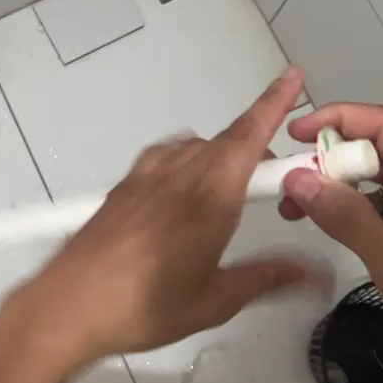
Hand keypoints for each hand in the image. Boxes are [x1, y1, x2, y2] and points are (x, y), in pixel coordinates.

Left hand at [0, 67, 331, 373]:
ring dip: (219, 157)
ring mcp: (145, 175)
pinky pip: (165, 157)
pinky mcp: (122, 185)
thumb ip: (267, 278)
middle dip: (256, 149)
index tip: (293, 76)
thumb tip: (313, 272)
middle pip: (227, 141)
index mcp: (210, 195)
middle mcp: (178, 173)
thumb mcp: (215, 300)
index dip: (274, 103)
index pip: (250, 135)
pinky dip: (186, 162)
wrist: (69, 305)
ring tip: (228, 195)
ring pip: (195, 147)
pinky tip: (182, 195)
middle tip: (272, 186)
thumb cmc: (145, 306)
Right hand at [277, 103, 382, 382]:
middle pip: (377, 147)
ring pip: (377, 178)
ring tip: (295, 209)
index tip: (292, 135)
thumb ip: (349, 219)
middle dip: (327, 156)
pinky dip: (351, 208)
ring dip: (336, 184)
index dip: (337, 118)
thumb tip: (298, 177)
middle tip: (285, 184)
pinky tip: (329, 228)